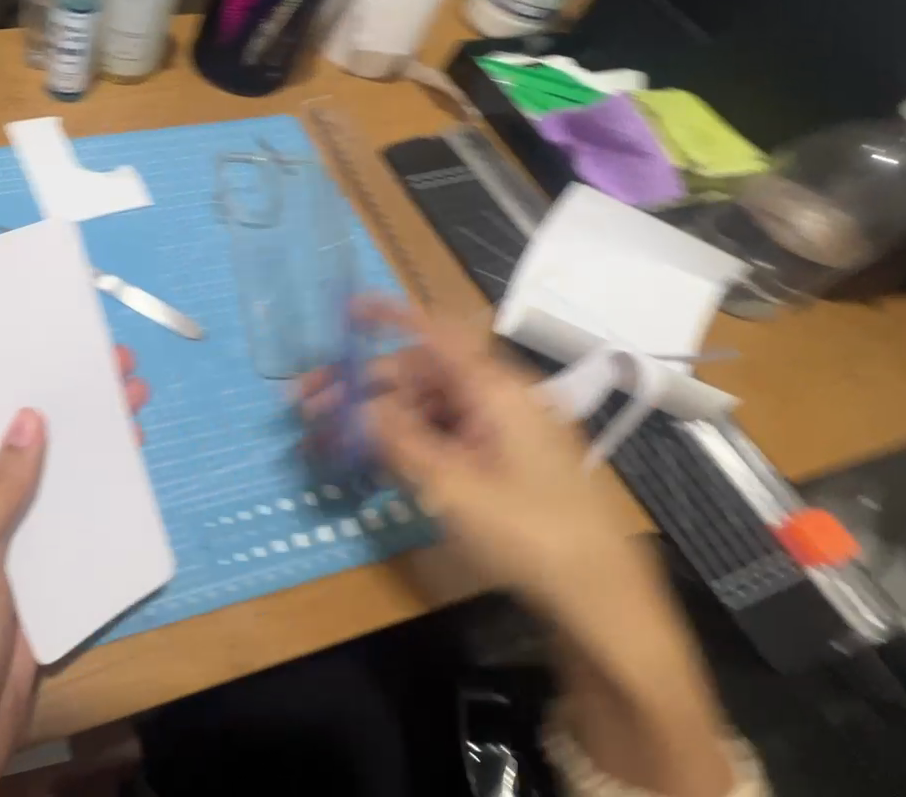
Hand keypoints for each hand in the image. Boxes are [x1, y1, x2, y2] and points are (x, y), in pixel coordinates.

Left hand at [0, 349, 147, 796]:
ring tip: (135, 410)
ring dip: (91, 450)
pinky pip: (70, 525)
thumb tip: (28, 418)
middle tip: (122, 374)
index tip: (67, 358)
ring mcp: (10, 545)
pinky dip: (98, 497)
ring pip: (55, 483)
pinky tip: (128, 474)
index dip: (26, 392)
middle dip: (71, 412)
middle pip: (29, 449)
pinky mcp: (39, 575)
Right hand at [304, 302, 736, 796]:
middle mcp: (494, 399)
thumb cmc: (529, 533)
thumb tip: (352, 406)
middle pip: (416, 375)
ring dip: (373, 416)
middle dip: (360, 385)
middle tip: (307, 403)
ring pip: (421, 406)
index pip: (436, 334)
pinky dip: (399, 440)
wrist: (598, 596)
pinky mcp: (494, 458)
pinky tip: (365, 457)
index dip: (390, 315)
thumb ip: (398, 439)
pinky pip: (437, 434)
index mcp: (494, 390)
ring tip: (325, 438)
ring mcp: (496, 430)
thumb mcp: (453, 486)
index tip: (345, 309)